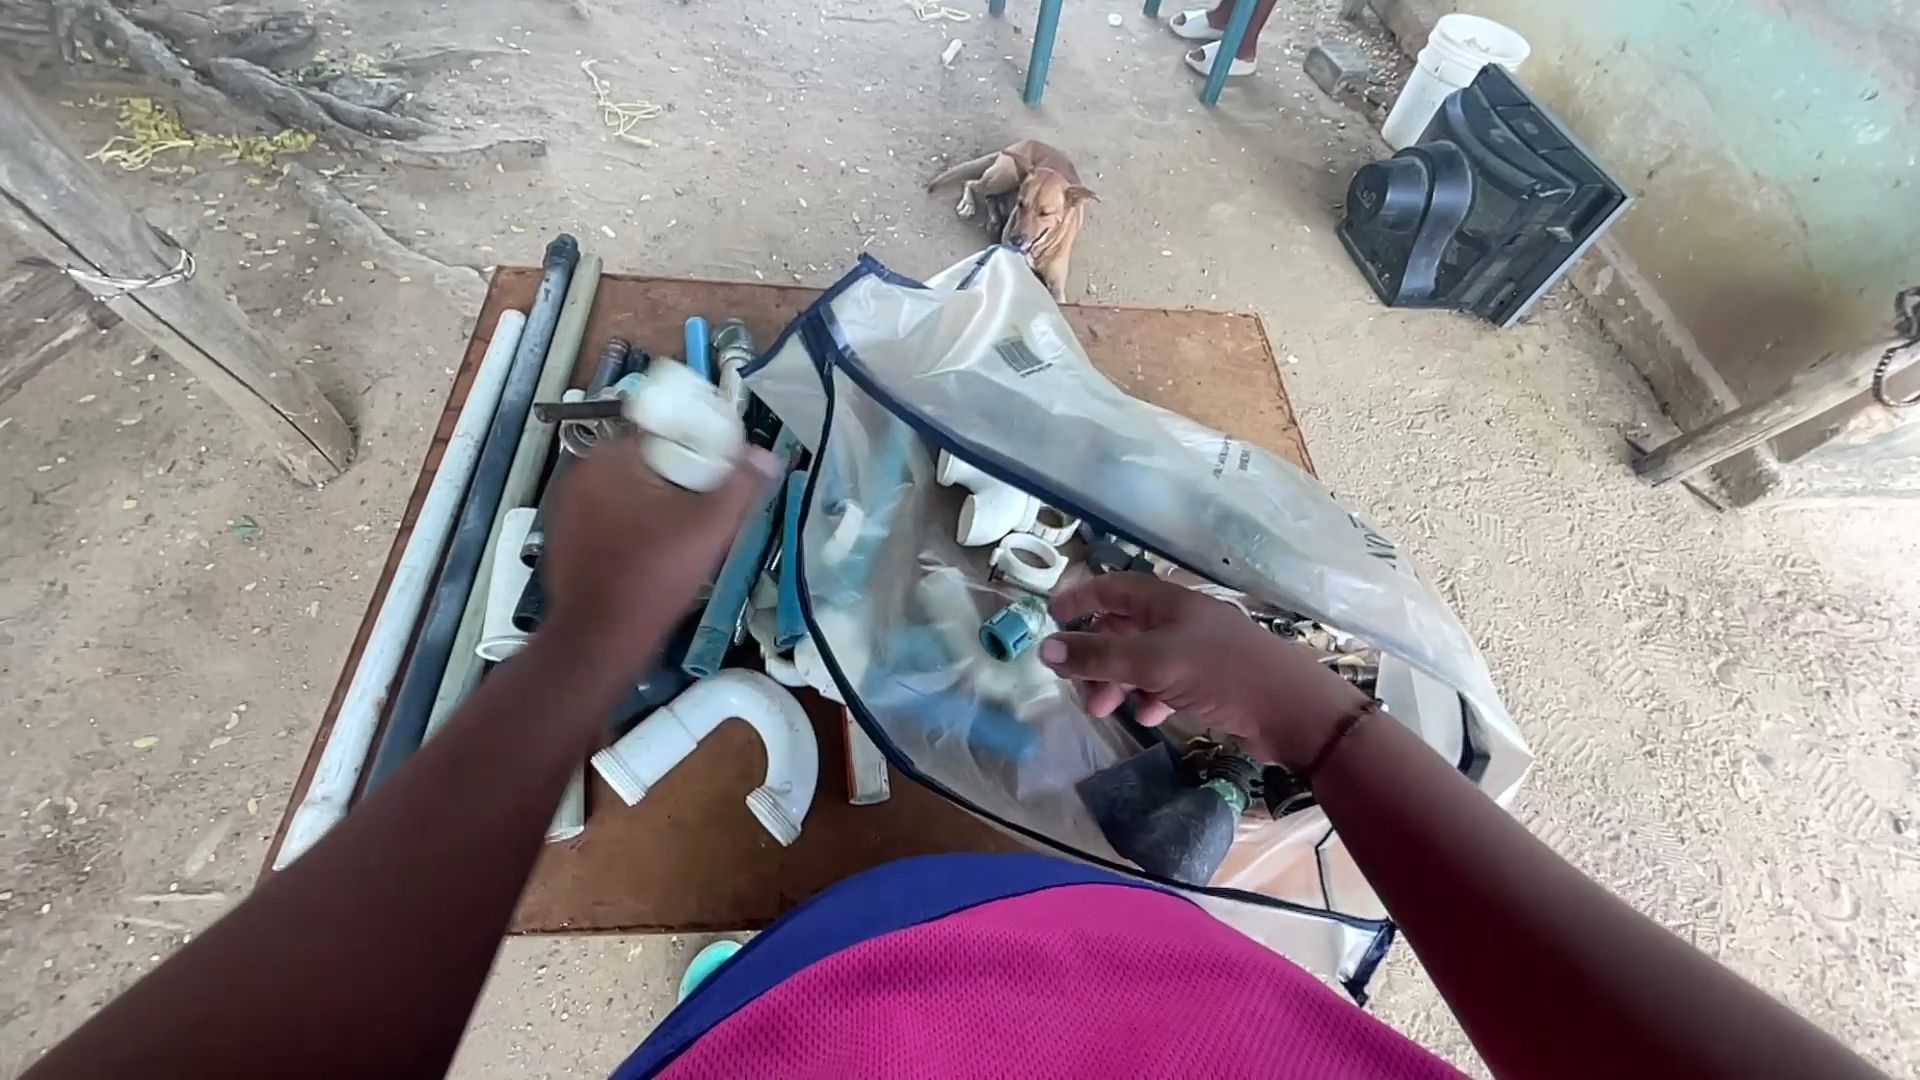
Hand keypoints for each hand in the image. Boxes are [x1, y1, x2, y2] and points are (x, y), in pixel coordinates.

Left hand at [540, 436, 780, 673]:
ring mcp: (568, 506)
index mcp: (612, 457)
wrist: (601, 638)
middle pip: (652, 463)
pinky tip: (656, 553)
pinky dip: (638, 526)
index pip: (669, 434)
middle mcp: (582, 473)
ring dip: (662, 505)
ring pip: (633, 491)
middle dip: (684, 482)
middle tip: (709, 513)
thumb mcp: (711, 526)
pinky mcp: (566, 536)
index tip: (723, 480)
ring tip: (686, 536)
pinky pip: (613, 517)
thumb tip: (765, 456)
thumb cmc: (655, 575)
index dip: (704, 454)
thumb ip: (742, 484)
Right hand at [1038, 573, 1368, 768]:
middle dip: (1095, 655)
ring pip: (1142, 658)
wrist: (1294, 711)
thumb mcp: (1153, 662)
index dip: (1080, 599)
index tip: (1051, 618)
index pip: (1113, 587)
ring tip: (1104, 709)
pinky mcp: (1211, 679)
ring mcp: (1197, 649)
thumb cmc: (1221, 673)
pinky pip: (1166, 681)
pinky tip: (1147, 715)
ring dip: (1118, 681)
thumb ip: (1097, 656)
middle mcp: (1180, 619)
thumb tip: (1043, 649)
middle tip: (1075, 684)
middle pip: (1123, 628)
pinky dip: (1149, 695)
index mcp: (1168, 601)